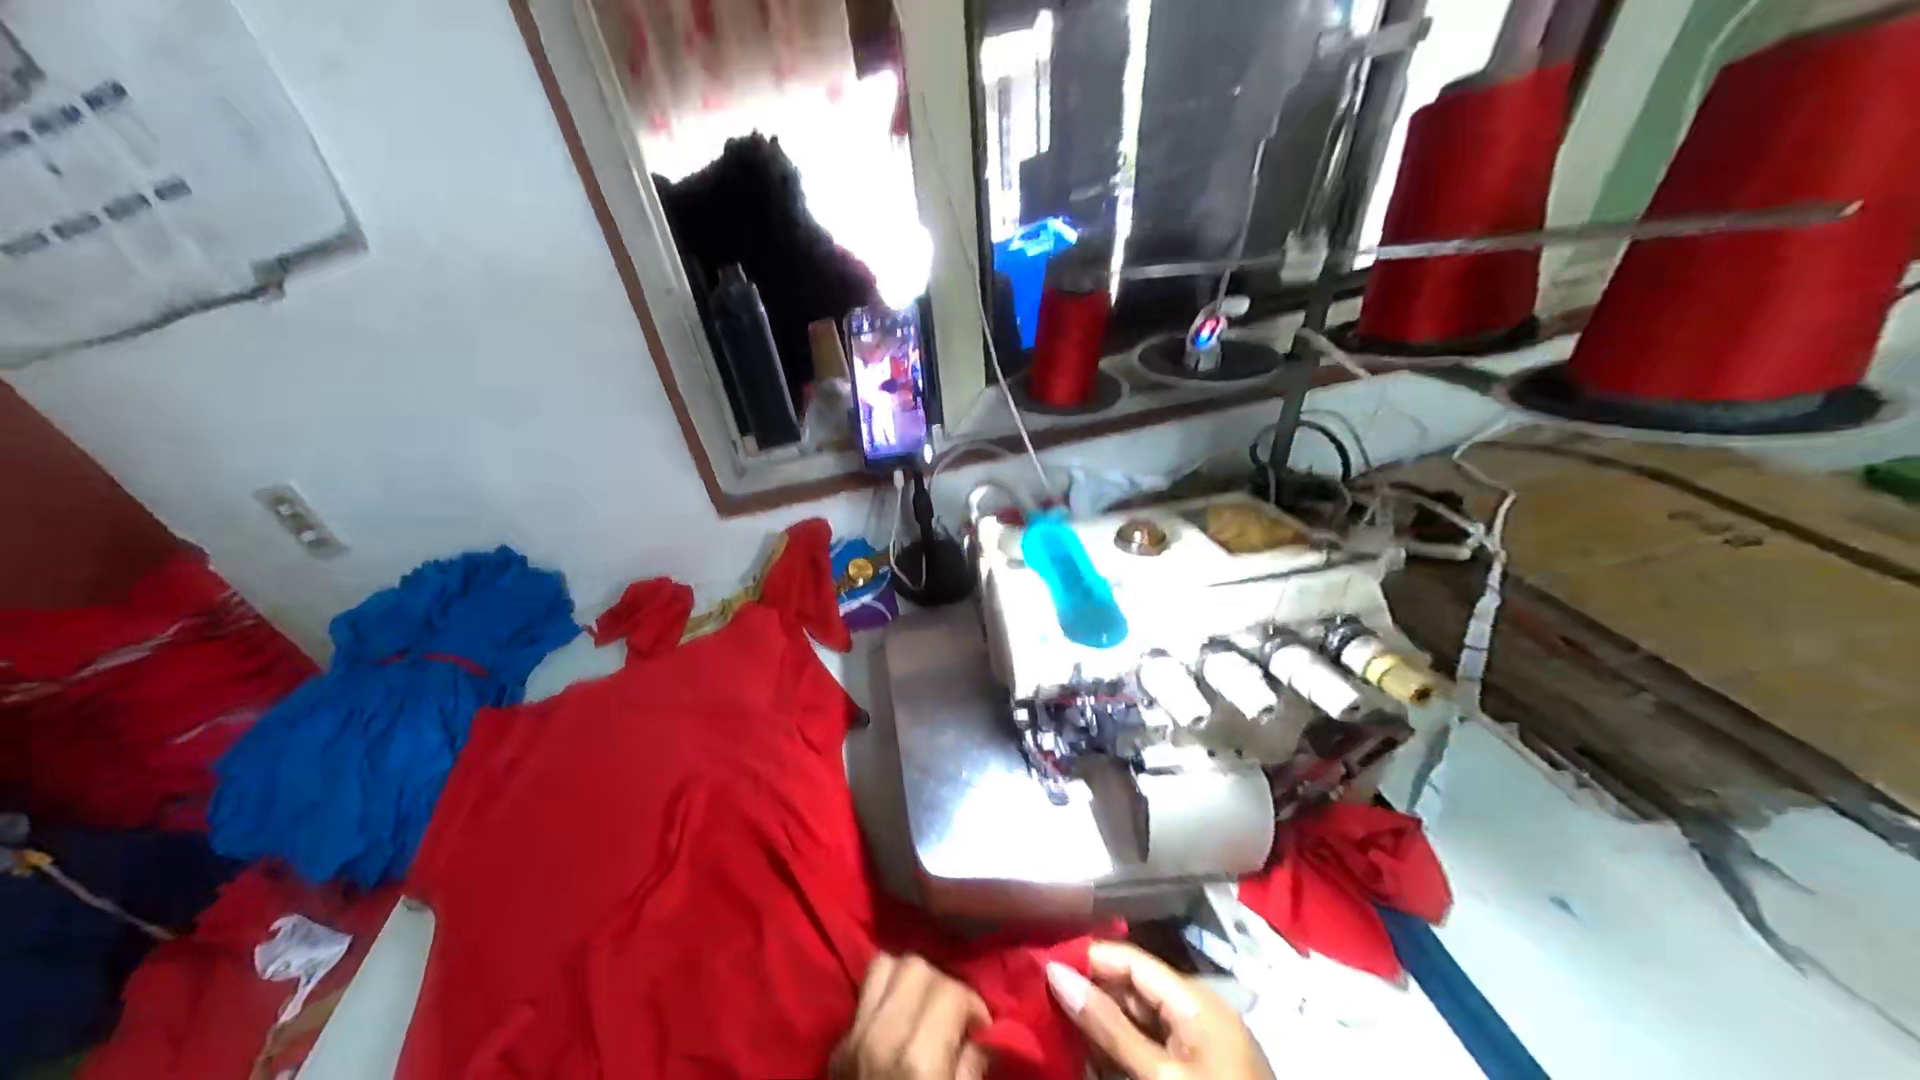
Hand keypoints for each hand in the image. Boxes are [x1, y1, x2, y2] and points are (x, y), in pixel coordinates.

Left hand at [829, 954, 992, 1079]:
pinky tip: (901, 1022)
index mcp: (916, 1061)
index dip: (974, 1005)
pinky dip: (888, 993)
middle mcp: (880, 1037)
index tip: (983, 1031)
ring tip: (928, 1010)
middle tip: (956, 1018)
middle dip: (944, 984)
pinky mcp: (836, 1048)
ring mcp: (852, 1039)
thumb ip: (971, 1069)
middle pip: (916, 967)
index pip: (950, 990)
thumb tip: (985, 1034)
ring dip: (912, 980)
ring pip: (885, 966)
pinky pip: (865, 994)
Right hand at [1046, 941, 1274, 1079]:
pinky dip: (1119, 1052)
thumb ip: (1108, 1027)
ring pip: (1137, 1020)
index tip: (1040, 967)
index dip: (1086, 958)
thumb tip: (1056, 973)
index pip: (1131, 959)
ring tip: (1054, 1030)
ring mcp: (1198, 1047)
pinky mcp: (1195, 1074)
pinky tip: (1086, 1060)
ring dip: (1099, 1027)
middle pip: (1133, 988)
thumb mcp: (1158, 1078)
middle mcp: (1197, 1013)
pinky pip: (1150, 1049)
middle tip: (1040, 1002)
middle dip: (1089, 994)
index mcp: (1196, 1002)